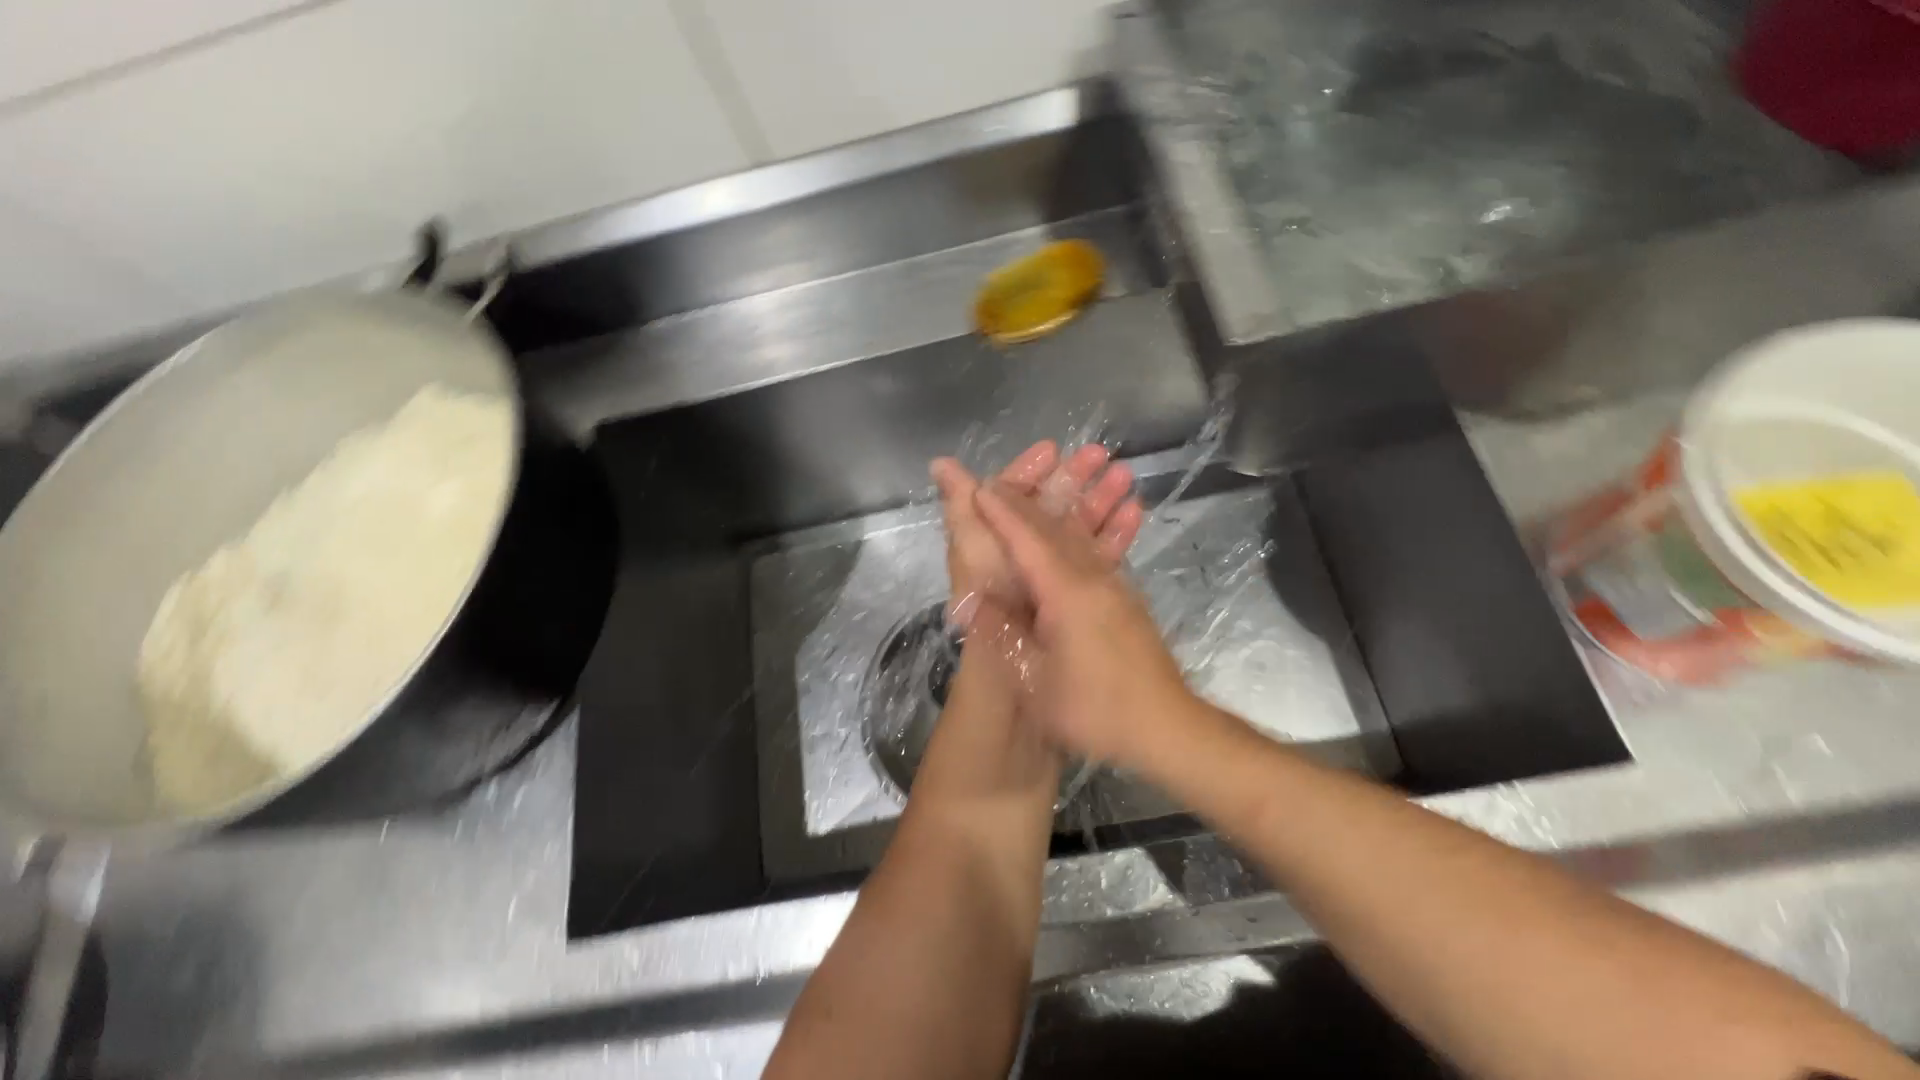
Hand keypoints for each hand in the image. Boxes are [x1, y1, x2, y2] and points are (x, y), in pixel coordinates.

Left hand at [930, 442, 1141, 628]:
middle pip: (1047, 508)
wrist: (1016, 682)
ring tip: (1126, 477)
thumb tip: (940, 463)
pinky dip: (1116, 535)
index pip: (1006, 497)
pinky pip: (1099, 560)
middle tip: (1101, 455)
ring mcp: (1050, 579)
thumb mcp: (973, 551)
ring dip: (1099, 500)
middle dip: (1072, 479)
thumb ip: (962, 507)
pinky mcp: (1078, 601)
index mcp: (990, 544)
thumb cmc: (995, 608)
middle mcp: (1019, 558)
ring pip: (1076, 529)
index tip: (1055, 451)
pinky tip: (1134, 513)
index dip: (1028, 472)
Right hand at [972, 482, 1196, 768]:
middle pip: (1054, 530)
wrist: (1168, 727)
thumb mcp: (1036, 685)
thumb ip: (1005, 638)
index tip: (979, 488)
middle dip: (1024, 503)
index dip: (1001, 513)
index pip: (1027, 540)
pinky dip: (1092, 529)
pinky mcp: (1126, 602)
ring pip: (1081, 538)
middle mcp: (1092, 580)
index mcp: (1066, 594)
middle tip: (996, 483)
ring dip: (1062, 507)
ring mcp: (1114, 589)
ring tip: (1051, 477)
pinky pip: (1101, 554)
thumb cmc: (1097, 711)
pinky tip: (1107, 514)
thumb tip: (974, 602)